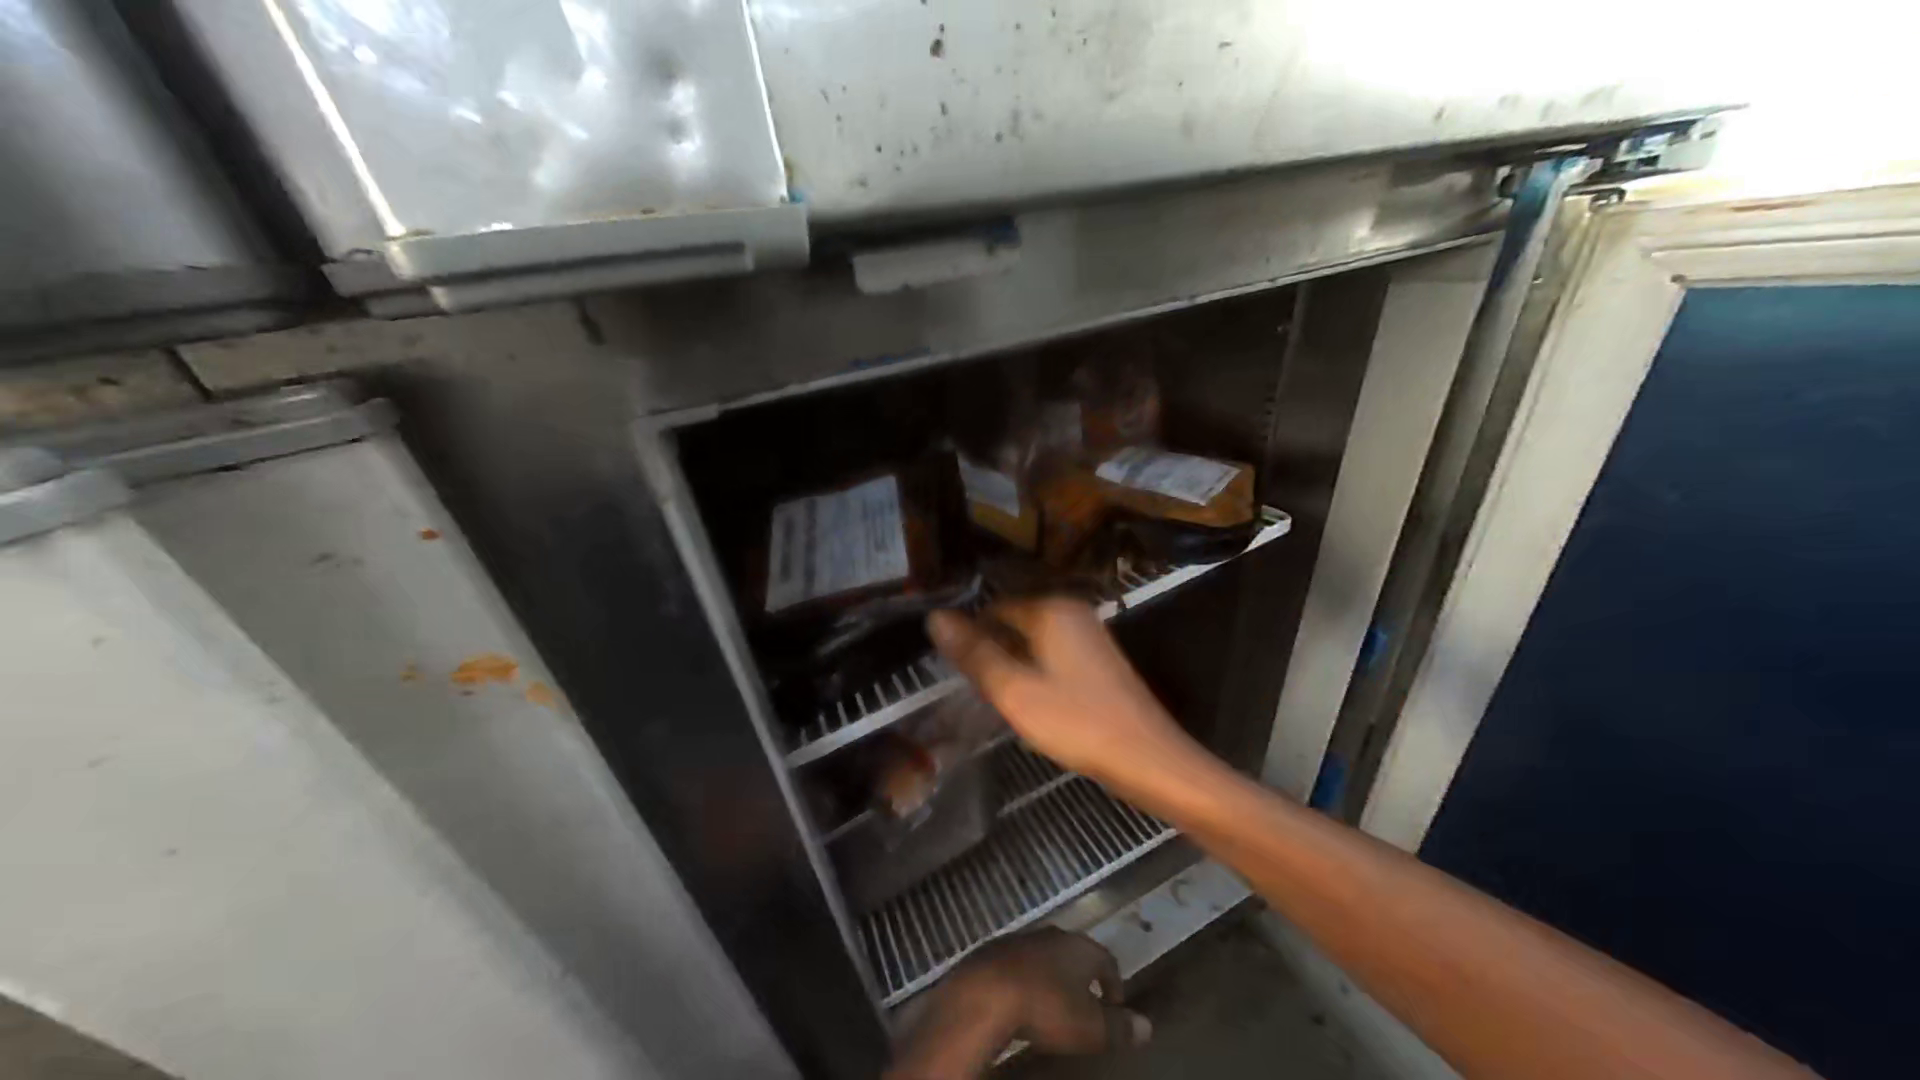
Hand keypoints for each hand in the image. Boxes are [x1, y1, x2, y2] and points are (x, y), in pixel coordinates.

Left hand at [887, 930, 1149, 1079]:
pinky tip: (1024, 998)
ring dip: (1053, 975)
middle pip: (1075, 953)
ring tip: (1055, 1003)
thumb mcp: (1091, 1026)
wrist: (986, 992)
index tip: (1116, 1007)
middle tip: (1087, 1004)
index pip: (1107, 959)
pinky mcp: (995, 950)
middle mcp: (1052, 935)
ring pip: (1046, 955)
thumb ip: (1120, 1027)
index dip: (1114, 983)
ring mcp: (1021, 939)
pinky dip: (1027, 978)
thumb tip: (1147, 1026)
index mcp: (1080, 947)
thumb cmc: (1047, 1006)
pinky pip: (1020, 963)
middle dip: (1083, 976)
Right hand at [926, 599, 1202, 792]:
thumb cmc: (1076, 723)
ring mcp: (1089, 634)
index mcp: (1050, 610)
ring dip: (1012, 666)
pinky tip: (1032, 705)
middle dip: (992, 653)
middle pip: (1012, 623)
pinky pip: (1051, 655)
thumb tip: (935, 617)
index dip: (970, 638)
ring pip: (1031, 642)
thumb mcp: (1014, 691)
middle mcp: (1071, 611)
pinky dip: (1035, 674)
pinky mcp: (1097, 659)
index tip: (958, 674)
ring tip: (1001, 701)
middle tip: (979, 693)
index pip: (992, 608)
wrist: (1148, 759)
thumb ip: (974, 653)